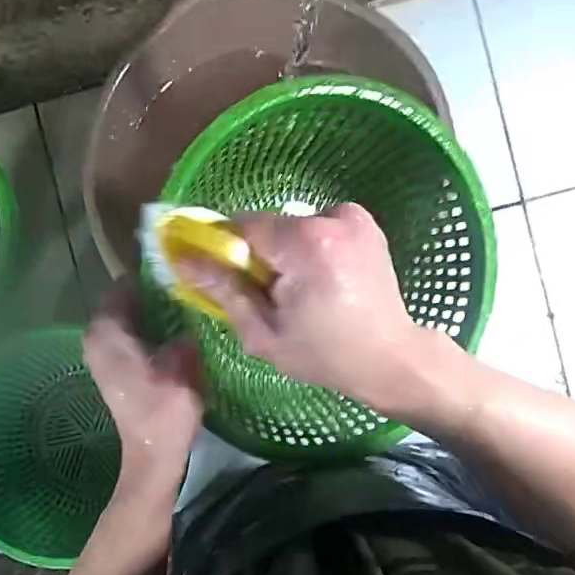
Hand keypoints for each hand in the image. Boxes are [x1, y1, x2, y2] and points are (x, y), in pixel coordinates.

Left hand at [83, 287, 201, 483]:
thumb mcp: (183, 360)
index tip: (181, 270)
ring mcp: (102, 357)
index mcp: (106, 330)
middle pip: (125, 301)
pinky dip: (150, 332)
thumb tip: (192, 312)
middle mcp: (96, 338)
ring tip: (187, 308)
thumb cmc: (165, 408)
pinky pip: (131, 337)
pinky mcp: (114, 372)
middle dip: (154, 293)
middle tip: (188, 288)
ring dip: (154, 314)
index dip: (151, 274)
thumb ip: (184, 329)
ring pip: (129, 320)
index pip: (124, 284)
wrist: (154, 455)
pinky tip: (177, 334)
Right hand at [172, 203, 456, 411]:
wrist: (391, 357)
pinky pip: (318, 227)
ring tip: (306, 294)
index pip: (243, 226)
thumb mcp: (265, 334)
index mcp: (305, 244)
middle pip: (270, 226)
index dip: (230, 252)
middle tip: (275, 298)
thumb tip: (183, 259)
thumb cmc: (325, 355)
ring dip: (288, 253)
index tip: (235, 281)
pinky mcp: (365, 223)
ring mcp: (354, 217)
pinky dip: (312, 248)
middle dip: (263, 256)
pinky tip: (326, 281)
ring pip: (293, 226)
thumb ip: (225, 291)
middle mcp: (332, 217)